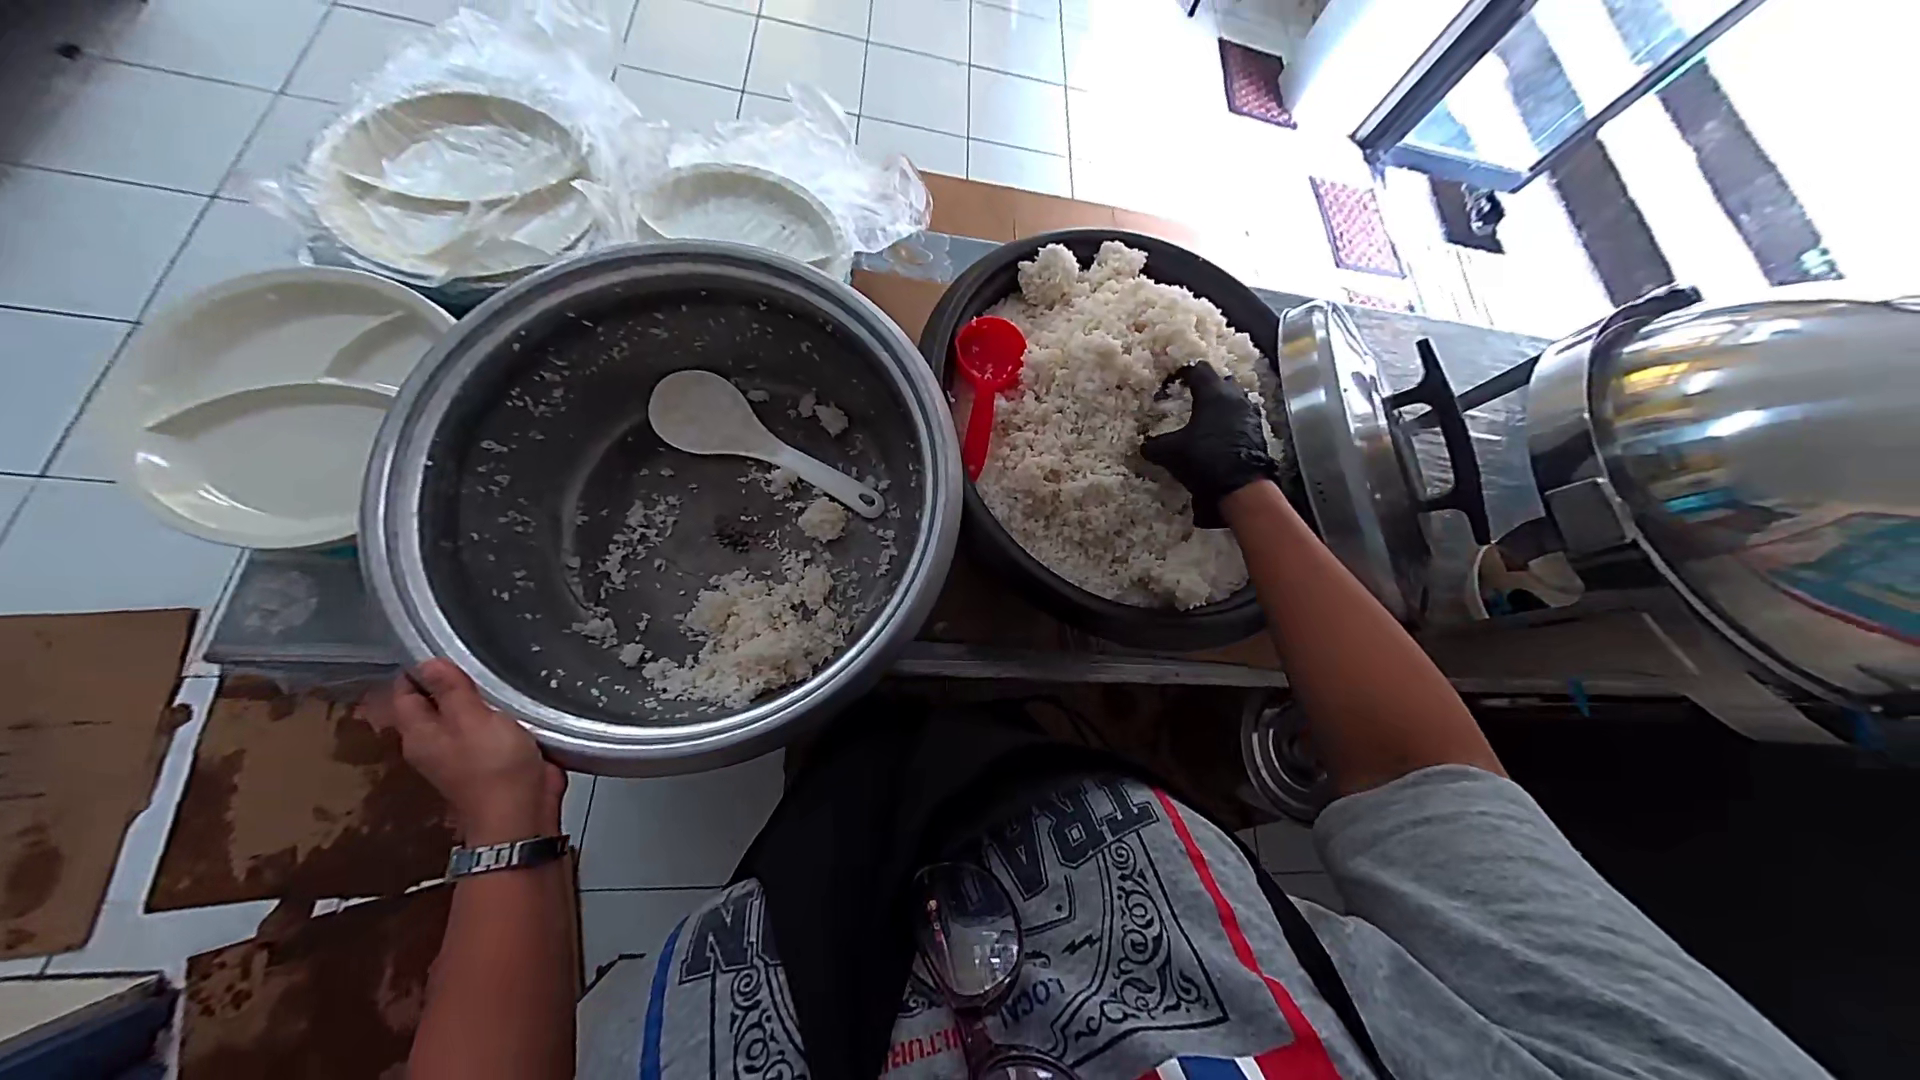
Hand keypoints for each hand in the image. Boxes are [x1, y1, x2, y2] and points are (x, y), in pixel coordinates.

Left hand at [369, 658, 563, 843]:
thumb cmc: (494, 765)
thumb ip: (451, 691)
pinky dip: (499, 712)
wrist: (522, 810)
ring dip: (480, 697)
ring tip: (500, 671)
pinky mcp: (492, 756)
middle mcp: (436, 741)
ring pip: (465, 713)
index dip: (421, 670)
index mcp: (420, 733)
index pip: (407, 693)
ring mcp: (464, 750)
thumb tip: (427, 663)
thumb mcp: (472, 720)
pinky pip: (490, 726)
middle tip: (479, 652)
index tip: (448, 645)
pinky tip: (517, 701)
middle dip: (452, 680)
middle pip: (435, 702)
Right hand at [1141, 362, 1279, 527]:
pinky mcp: (1257, 430)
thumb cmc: (1202, 459)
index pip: (1198, 370)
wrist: (1239, 486)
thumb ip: (1153, 445)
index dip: (1183, 373)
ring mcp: (1249, 413)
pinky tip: (1218, 432)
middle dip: (1205, 385)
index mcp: (1212, 394)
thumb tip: (1143, 446)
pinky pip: (1242, 415)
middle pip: (1220, 380)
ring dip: (1221, 402)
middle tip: (1189, 396)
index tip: (1172, 382)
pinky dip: (1230, 418)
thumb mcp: (1169, 453)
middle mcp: (1234, 397)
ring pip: (1234, 397)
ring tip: (1205, 415)